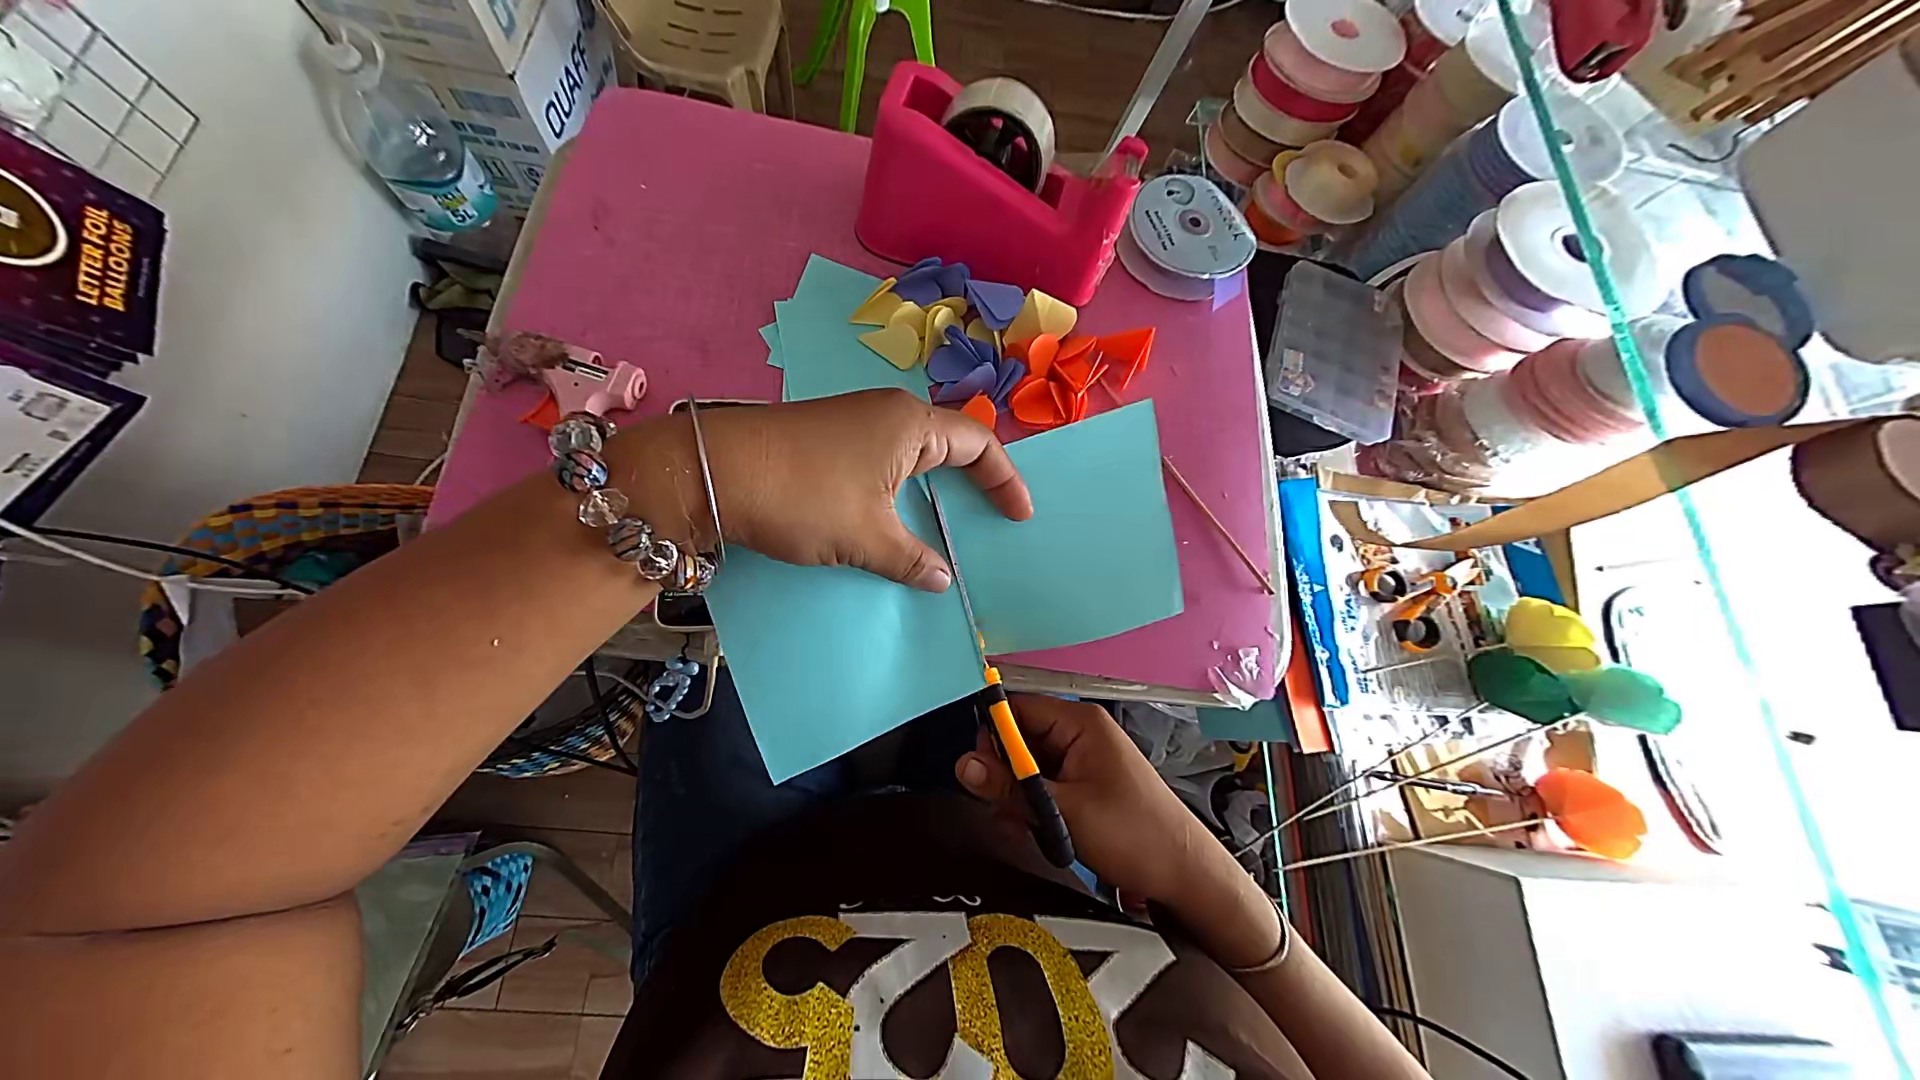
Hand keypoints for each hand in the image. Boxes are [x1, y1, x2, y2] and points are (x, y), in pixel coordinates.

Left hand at [612, 390, 1031, 590]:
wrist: (711, 473)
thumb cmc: (802, 496)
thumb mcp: (864, 536)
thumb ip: (910, 559)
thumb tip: (941, 579)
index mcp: (911, 424)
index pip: (979, 444)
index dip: (1005, 479)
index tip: (1019, 515)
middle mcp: (888, 414)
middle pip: (950, 444)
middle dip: (973, 482)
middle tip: (988, 519)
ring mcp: (855, 423)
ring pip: (913, 456)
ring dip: (934, 489)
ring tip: (947, 526)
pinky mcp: (830, 440)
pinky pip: (884, 463)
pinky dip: (901, 491)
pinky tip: (896, 519)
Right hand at [954, 695, 1285, 965]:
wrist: (1184, 874)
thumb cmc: (1139, 835)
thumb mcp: (1065, 812)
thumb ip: (1011, 787)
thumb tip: (966, 765)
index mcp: (1080, 723)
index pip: (1017, 708)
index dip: (993, 735)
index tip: (981, 768)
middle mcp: (1079, 734)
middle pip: (1018, 739)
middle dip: (1006, 774)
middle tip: (1009, 806)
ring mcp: (1080, 760)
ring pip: (1026, 766)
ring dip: (1019, 796)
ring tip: (1031, 825)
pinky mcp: (1081, 784)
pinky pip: (1042, 784)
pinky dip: (1034, 807)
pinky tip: (1041, 830)